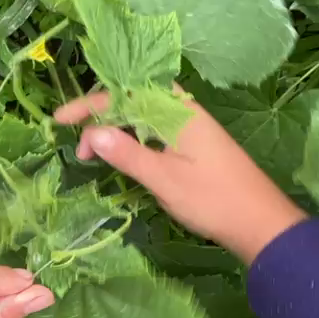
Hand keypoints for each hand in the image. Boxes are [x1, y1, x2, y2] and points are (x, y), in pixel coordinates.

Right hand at [55, 91, 307, 264]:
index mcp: (177, 111)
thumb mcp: (163, 178)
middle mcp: (183, 111)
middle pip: (132, 99)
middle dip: (99, 117)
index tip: (59, 121)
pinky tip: (121, 156)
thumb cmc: (212, 199)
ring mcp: (189, 127)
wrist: (259, 222)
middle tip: (78, 147)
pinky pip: (154, 130)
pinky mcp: (193, 144)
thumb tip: (92, 133)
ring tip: (93, 154)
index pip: (123, 95)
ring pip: (142, 116)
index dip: (88, 106)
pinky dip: (132, 139)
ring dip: (115, 129)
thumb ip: (127, 154)